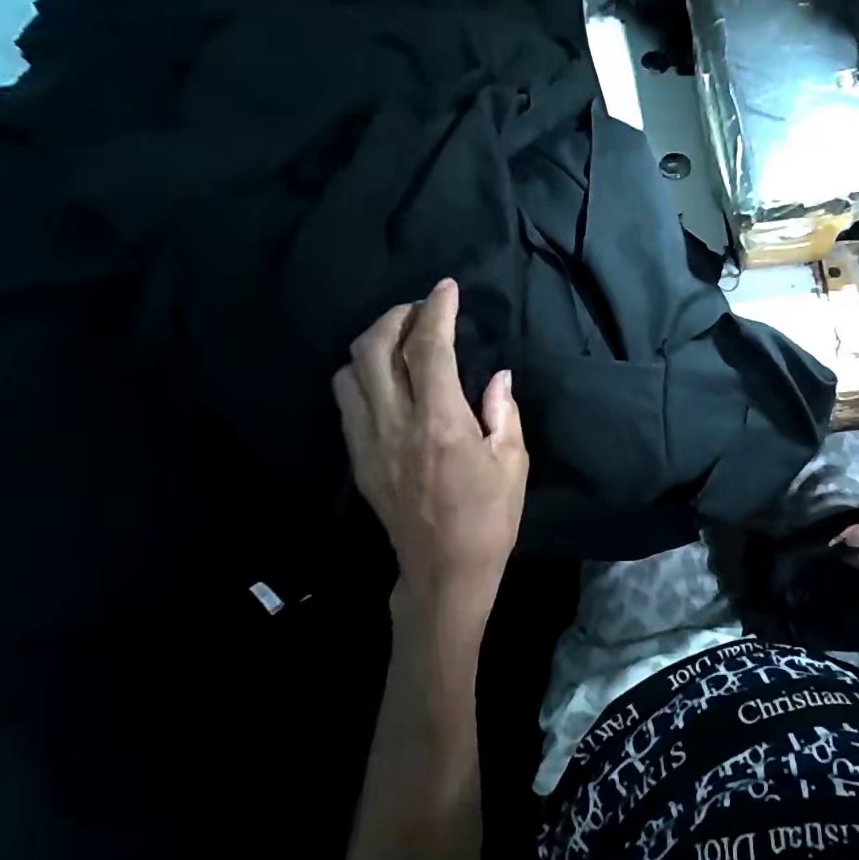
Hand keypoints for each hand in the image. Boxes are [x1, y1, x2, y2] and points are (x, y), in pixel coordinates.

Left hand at [333, 279, 527, 618]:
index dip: (437, 310)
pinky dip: (360, 374)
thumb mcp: (512, 464)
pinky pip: (346, 400)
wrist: (442, 571)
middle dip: (397, 316)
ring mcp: (369, 440)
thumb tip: (497, 375)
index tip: (446, 288)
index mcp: (441, 423)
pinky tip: (382, 377)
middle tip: (421, 311)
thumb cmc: (487, 519)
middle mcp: (396, 423)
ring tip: (398, 340)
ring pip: (350, 370)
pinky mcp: (357, 458)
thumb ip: (503, 412)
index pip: (430, 348)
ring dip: (372, 343)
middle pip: (375, 347)